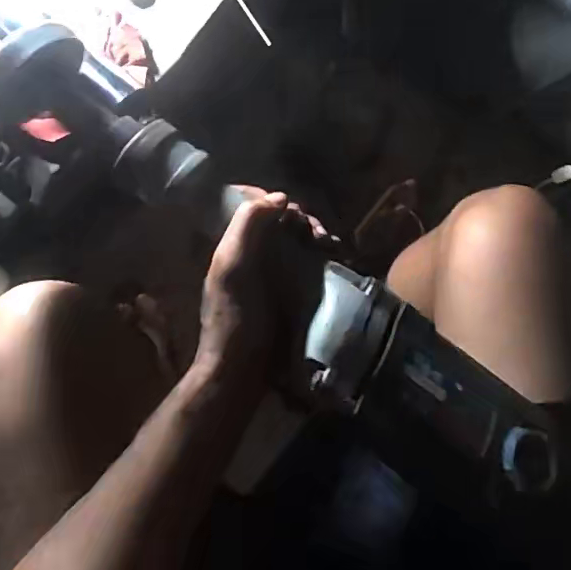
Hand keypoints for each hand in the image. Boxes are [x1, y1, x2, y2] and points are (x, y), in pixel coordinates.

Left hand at [194, 188, 324, 393]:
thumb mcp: (233, 265)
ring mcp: (275, 275)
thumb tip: (282, 197)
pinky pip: (311, 264)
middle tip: (321, 236)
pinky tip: (337, 260)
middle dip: (305, 222)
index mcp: (238, 244)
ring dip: (318, 237)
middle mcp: (256, 254)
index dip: (282, 205)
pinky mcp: (293, 294)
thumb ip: (249, 224)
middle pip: (285, 223)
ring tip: (332, 247)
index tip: (301, 217)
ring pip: (300, 242)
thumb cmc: (235, 317)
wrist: (241, 372)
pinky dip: (325, 257)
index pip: (262, 208)